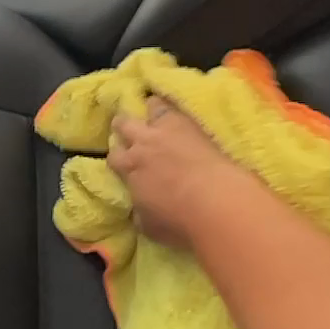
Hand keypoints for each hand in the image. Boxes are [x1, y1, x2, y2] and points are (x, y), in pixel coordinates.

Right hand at [109, 96, 272, 248]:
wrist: (215, 202)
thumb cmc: (180, 221)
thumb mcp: (150, 226)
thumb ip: (140, 214)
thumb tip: (137, 211)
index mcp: (129, 170)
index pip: (114, 158)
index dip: (120, 159)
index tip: (126, 164)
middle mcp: (141, 145)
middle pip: (122, 125)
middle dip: (125, 128)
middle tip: (135, 135)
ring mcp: (163, 130)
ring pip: (147, 106)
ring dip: (149, 110)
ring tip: (155, 114)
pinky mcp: (187, 121)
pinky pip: (172, 102)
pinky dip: (172, 103)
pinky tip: (176, 104)